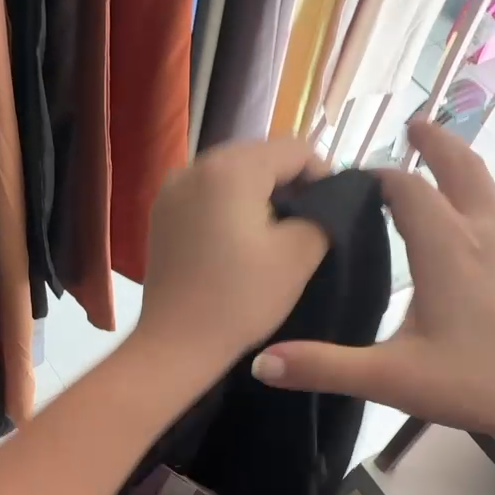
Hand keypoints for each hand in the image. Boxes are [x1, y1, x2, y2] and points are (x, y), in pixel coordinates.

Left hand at [132, 139, 330, 366]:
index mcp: (230, 168)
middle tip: (306, 223)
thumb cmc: (239, 300)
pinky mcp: (160, 217)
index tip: (334, 211)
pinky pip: (206, 197)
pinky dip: (228, 209)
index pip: (294, 150)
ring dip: (258, 197)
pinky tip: (239, 242)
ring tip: (274, 235)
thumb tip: (324, 200)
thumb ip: (323, 213)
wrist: (175, 345)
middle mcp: (194, 167)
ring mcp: (171, 192)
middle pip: (258, 157)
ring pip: (231, 177)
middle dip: (287, 184)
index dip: (322, 175)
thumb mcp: (298, 254)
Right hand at [249, 121, 494, 446]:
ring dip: (460, 175)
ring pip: (488, 191)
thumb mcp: (391, 378)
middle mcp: (487, 230)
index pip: (407, 190)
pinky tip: (474, 239)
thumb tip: (259, 364)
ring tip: (437, 180)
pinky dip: (481, 208)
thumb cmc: (481, 382)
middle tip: (414, 126)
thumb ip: (323, 367)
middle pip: (461, 167)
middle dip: (435, 143)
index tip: (354, 177)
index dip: (378, 178)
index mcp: (446, 247)